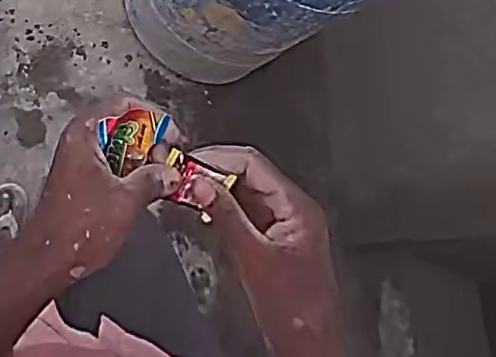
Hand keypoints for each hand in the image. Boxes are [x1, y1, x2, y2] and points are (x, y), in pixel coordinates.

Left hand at [33, 97, 180, 280]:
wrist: (48, 259)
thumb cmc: (78, 227)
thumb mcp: (125, 200)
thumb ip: (152, 180)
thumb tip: (171, 173)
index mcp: (85, 131)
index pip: (123, 103)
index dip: (152, 115)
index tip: (172, 134)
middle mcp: (79, 137)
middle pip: (121, 121)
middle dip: (149, 139)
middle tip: (167, 158)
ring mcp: (78, 156)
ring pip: (117, 143)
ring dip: (140, 156)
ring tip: (159, 175)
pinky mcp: (79, 175)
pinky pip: (109, 160)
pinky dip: (128, 168)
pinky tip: (142, 187)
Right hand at [190, 146, 343, 356]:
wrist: (311, 352)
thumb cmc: (295, 310)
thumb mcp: (254, 256)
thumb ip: (226, 215)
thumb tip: (200, 182)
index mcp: (296, 206)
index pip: (251, 163)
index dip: (217, 158)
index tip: (190, 162)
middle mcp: (291, 209)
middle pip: (247, 174)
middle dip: (214, 173)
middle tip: (184, 176)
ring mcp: (283, 224)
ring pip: (244, 192)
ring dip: (216, 190)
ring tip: (189, 191)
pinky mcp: (272, 239)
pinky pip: (244, 211)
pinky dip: (223, 208)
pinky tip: (205, 211)